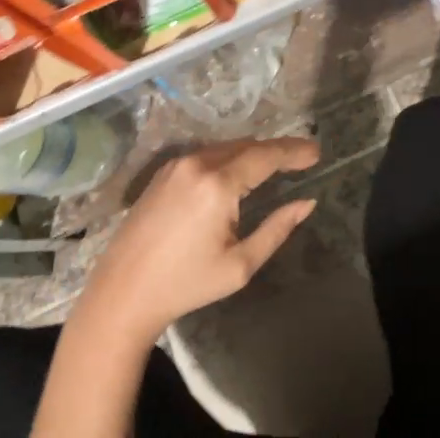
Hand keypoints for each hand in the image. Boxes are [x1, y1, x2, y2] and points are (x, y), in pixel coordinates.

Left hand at [76, 137, 319, 342]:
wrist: (123, 293)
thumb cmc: (186, 284)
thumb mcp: (240, 265)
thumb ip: (277, 229)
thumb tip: (306, 203)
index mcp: (218, 184)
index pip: (267, 155)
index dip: (294, 151)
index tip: (317, 152)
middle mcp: (197, 163)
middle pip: (247, 146)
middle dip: (276, 150)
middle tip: (301, 160)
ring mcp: (177, 165)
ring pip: (226, 147)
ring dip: (252, 153)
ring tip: (275, 166)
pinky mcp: (163, 172)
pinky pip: (206, 155)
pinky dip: (229, 158)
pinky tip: (238, 174)